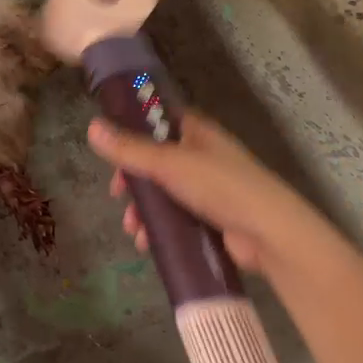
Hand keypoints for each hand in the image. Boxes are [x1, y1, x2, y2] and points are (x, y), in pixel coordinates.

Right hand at [89, 111, 328, 276]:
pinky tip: (147, 242)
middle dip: (133, 180)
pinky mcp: (213, 219)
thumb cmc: (221, 187)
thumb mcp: (168, 163)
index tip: (111, 144)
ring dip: (143, 209)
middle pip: (155, 160)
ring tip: (132, 228)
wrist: (271, 235)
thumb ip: (129, 149)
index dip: (133, 129)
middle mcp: (203, 156)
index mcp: (197, 133)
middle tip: (118, 193)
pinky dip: (159, 228)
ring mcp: (209, 189)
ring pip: (163, 192)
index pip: (159, 120)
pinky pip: (176, 218)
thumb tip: (90, 127)